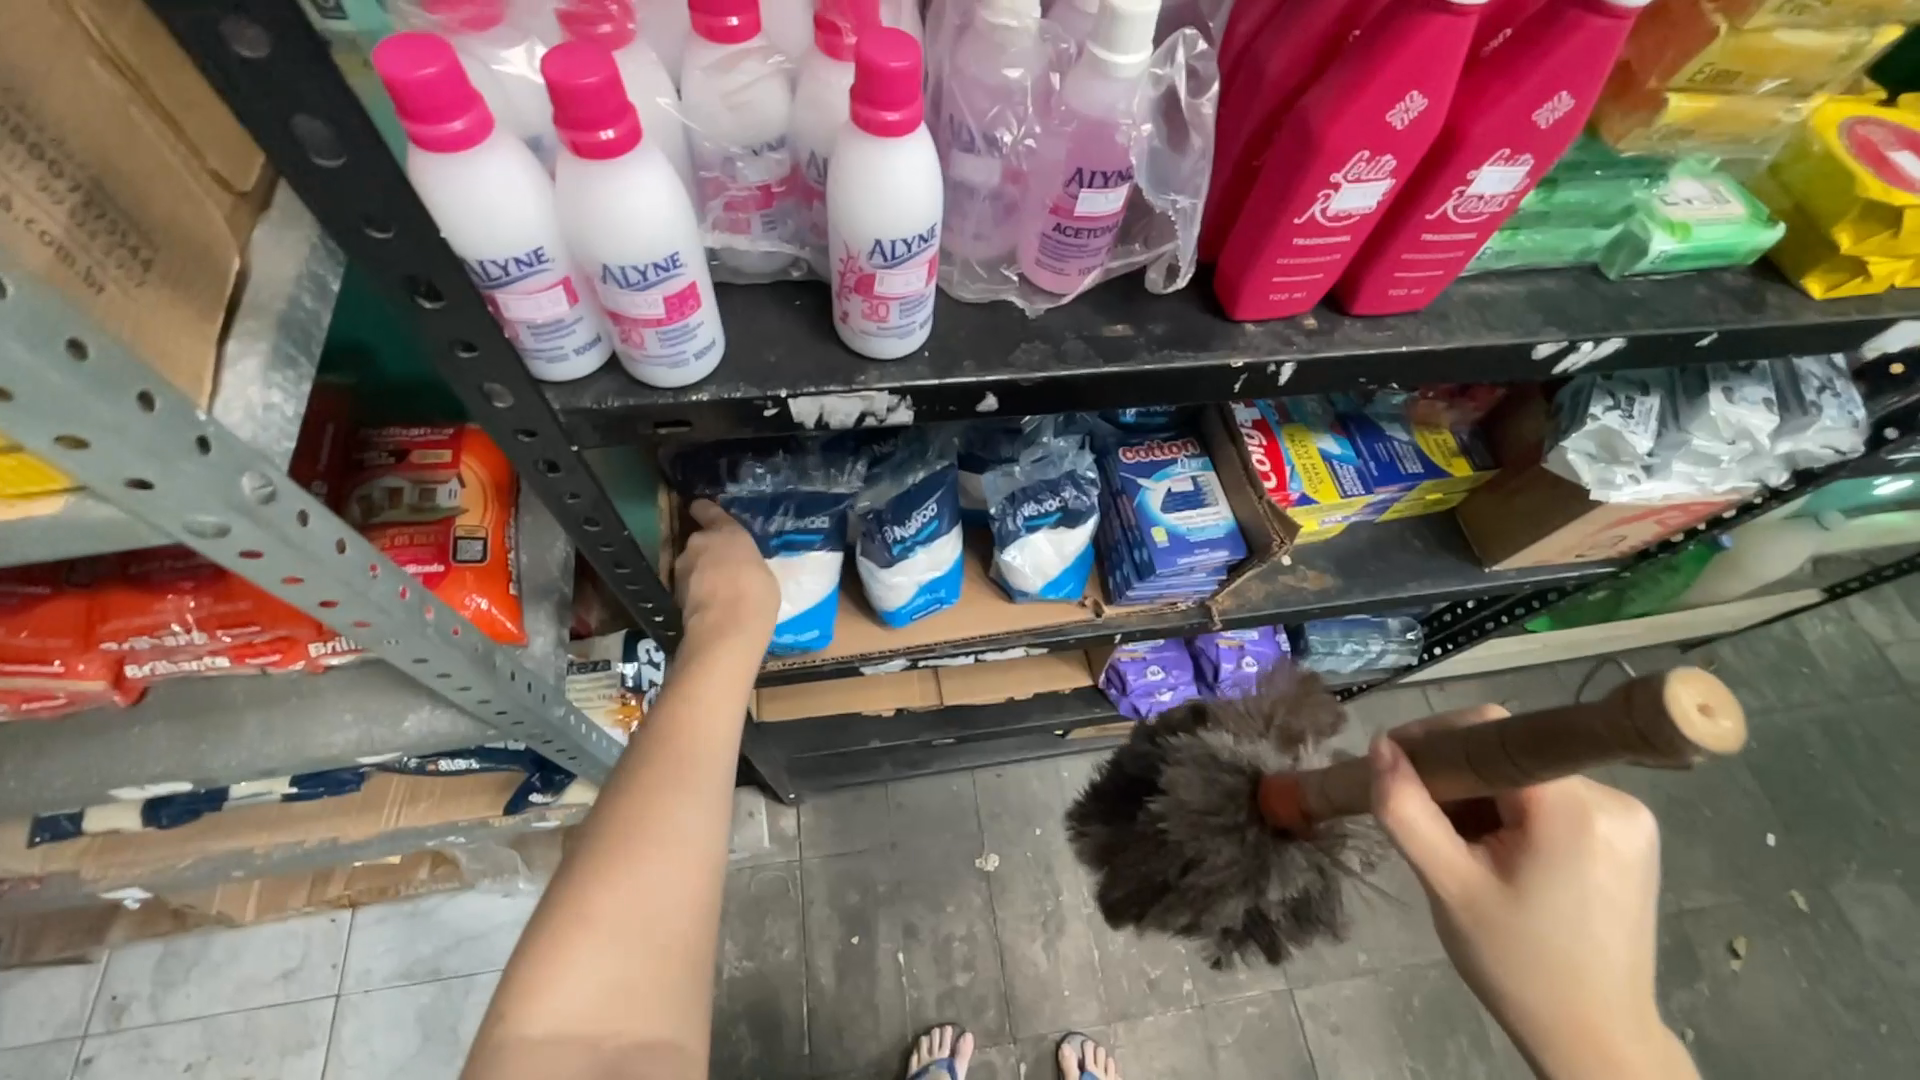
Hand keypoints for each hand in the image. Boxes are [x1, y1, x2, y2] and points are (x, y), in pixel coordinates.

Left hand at [675, 500, 778, 649]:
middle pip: (700, 541)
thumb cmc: (756, 594)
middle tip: (722, 567)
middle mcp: (699, 542)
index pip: (707, 510)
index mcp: (727, 532)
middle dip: (707, 551)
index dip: (704, 510)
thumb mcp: (762, 573)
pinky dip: (694, 591)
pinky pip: (687, 585)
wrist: (726, 627)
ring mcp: (682, 566)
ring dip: (699, 572)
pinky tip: (707, 604)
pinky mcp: (672, 590)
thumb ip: (746, 563)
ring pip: (691, 563)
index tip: (700, 509)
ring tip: (715, 590)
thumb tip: (740, 569)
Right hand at [1369, 706, 1696, 1079]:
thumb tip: (1381, 747)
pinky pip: (1550, 797)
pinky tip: (1495, 853)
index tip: (1390, 764)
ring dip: (1480, 796)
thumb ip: (1406, 809)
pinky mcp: (1628, 836)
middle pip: (1506, 752)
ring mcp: (1628, 817)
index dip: (1432, 738)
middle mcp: (1612, 798)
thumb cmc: (1516, 963)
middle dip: (1454, 777)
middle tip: (1419, 817)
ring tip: (1456, 844)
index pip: (1488, 731)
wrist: (1594, 1037)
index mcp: (1574, 807)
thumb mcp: (1446, 884)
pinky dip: (1511, 812)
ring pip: (1524, 774)